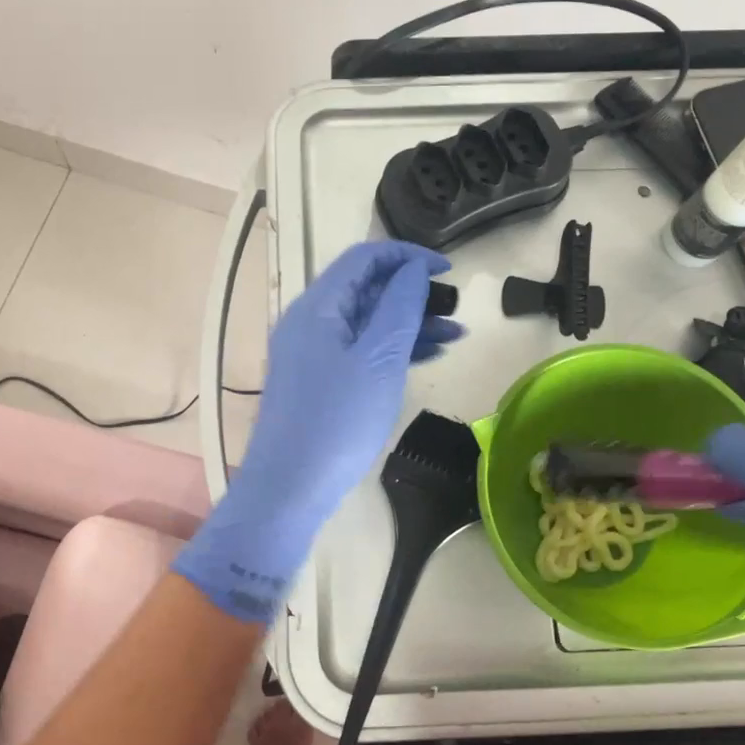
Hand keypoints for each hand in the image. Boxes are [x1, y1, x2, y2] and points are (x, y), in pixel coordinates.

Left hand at [175, 241, 457, 622]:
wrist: (289, 488)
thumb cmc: (338, 421)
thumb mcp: (379, 360)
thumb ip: (400, 308)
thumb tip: (414, 270)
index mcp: (318, 307)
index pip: (364, 258)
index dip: (408, 256)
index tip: (448, 269)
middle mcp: (309, 322)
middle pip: (365, 289)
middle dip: (412, 292)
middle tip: (455, 307)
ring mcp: (311, 354)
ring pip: (366, 323)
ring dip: (409, 323)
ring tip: (455, 335)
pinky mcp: (318, 383)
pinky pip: (359, 351)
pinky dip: (392, 350)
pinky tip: (427, 357)